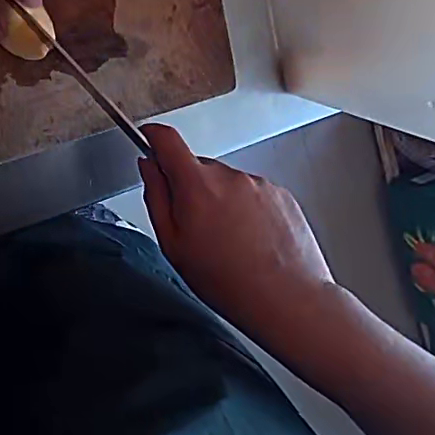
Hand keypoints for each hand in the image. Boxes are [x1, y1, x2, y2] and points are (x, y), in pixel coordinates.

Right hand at [137, 124, 335, 335]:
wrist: (286, 298)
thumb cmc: (228, 280)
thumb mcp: (172, 243)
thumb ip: (156, 196)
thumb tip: (149, 168)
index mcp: (196, 185)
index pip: (168, 140)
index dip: (153, 136)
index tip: (149, 139)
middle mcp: (229, 176)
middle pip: (198, 167)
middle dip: (190, 188)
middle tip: (194, 227)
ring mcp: (258, 184)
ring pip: (226, 183)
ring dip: (220, 202)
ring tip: (228, 242)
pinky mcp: (281, 194)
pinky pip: (252, 194)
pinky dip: (245, 211)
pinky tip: (249, 242)